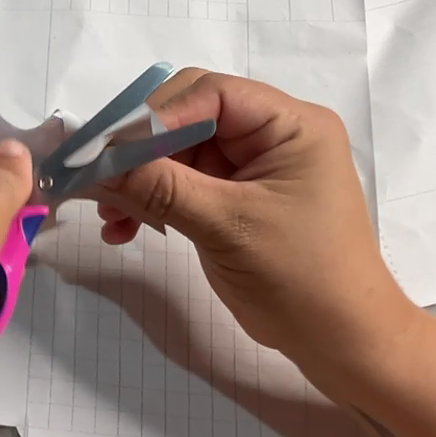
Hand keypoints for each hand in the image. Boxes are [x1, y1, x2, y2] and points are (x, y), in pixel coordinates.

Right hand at [96, 70, 412, 375]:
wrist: (342, 343)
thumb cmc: (300, 279)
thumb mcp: (226, 226)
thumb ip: (159, 187)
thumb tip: (93, 164)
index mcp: (290, 125)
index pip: (209, 93)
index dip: (153, 116)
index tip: (106, 150)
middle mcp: (272, 133)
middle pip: (188, 116)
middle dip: (140, 150)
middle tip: (99, 181)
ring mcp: (252, 165)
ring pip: (177, 151)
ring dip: (139, 180)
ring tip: (109, 215)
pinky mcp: (236, 195)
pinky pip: (182, 182)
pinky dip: (152, 202)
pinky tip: (124, 229)